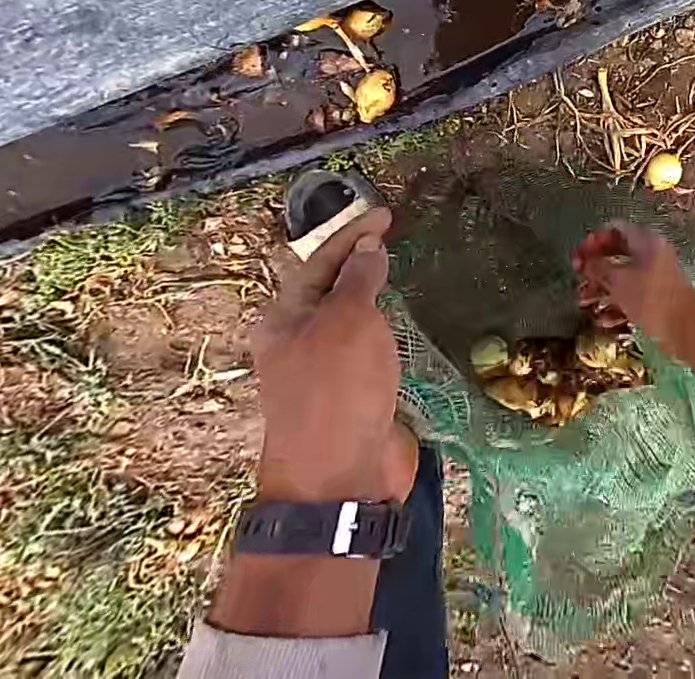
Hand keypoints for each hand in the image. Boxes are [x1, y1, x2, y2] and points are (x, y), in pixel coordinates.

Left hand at [253, 206, 414, 503]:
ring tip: (402, 270)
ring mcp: (330, 370)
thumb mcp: (347, 322)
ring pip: (354, 320)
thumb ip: (359, 279)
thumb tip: (369, 247)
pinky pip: (374, 349)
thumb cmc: (337, 389)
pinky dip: (390, 330)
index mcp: (287, 320)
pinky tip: (407, 321)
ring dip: (376, 295)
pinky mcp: (357, 393)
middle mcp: (303, 340)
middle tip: (394, 239)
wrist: (342, 479)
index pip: (321, 262)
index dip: (353, 233)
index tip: (386, 214)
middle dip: (361, 260)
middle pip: (334, 288)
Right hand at [572, 221, 694, 363]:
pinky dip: (615, 303)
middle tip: (577, 276)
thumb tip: (585, 262)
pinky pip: (631, 294)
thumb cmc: (651, 299)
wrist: (686, 332)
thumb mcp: (619, 281)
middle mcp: (652, 254)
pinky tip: (602, 319)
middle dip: (594, 266)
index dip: (593, 240)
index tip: (578, 256)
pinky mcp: (657, 298)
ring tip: (583, 302)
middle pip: (616, 252)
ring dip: (601, 288)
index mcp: (646, 241)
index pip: (614, 229)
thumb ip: (598, 268)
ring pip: (622, 276)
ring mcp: (655, 277)